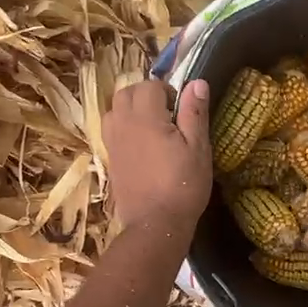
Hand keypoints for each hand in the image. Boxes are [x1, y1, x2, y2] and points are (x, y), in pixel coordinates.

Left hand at [104, 78, 211, 233]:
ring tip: (152, 127)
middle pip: (126, 92)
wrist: (156, 224)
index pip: (150, 85)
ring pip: (114, 109)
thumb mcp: (198, 149)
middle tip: (168, 114)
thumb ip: (194, 113)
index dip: (168, 91)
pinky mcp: (109, 159)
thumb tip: (196, 82)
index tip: (182, 110)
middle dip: (146, 94)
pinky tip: (142, 145)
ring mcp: (112, 142)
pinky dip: (123, 127)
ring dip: (131, 109)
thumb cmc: (183, 186)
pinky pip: (110, 130)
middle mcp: (123, 124)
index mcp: (146, 118)